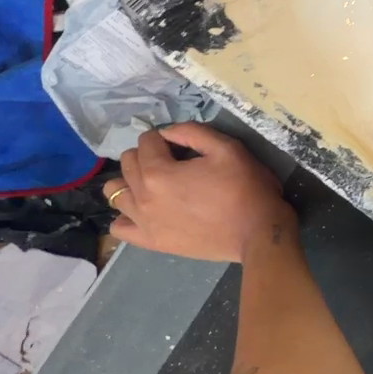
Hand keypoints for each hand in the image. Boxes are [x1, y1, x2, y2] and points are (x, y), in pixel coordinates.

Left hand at [104, 123, 296, 262]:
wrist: (257, 231)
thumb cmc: (246, 188)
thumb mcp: (230, 149)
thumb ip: (194, 132)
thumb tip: (168, 132)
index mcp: (158, 172)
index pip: (147, 141)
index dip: (166, 137)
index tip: (185, 145)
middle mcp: (141, 196)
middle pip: (128, 164)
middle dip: (148, 155)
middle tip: (175, 162)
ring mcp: (142, 221)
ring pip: (115, 193)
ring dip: (132, 183)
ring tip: (157, 185)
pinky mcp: (150, 241)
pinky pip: (118, 227)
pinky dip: (127, 215)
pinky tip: (148, 211)